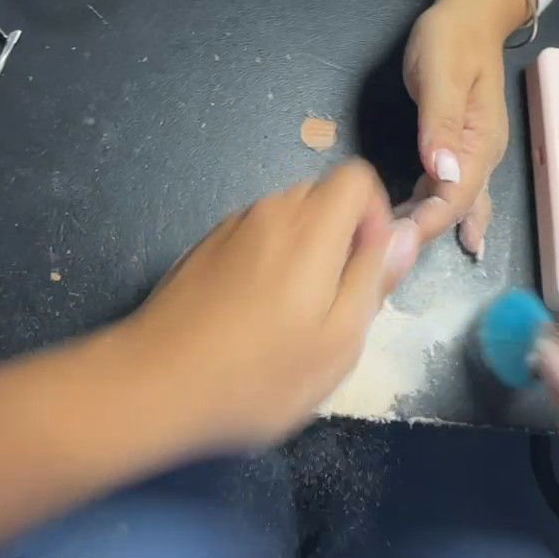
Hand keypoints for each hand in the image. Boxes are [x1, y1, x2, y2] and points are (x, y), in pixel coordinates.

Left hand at [117, 160, 420, 452]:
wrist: (154, 382)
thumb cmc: (259, 373)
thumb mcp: (338, 340)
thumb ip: (374, 278)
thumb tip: (403, 233)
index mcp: (310, 225)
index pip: (357, 176)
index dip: (375, 214)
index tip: (366, 266)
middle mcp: (270, 210)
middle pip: (324, 195)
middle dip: (341, 236)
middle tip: (332, 302)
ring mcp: (233, 223)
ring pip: (289, 216)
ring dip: (305, 250)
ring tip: (290, 316)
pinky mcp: (206, 243)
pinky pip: (256, 234)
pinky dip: (270, 258)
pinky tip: (251, 313)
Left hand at [401, 0, 526, 254]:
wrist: (472, 14)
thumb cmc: (452, 38)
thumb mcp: (442, 73)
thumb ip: (441, 123)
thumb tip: (443, 174)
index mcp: (480, 141)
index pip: (456, 196)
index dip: (428, 222)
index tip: (395, 243)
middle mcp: (482, 154)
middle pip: (456, 206)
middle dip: (424, 231)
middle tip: (383, 256)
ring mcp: (473, 151)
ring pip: (454, 200)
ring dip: (428, 224)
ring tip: (394, 250)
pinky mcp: (459, 144)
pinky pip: (453, 188)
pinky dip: (438, 209)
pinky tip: (430, 231)